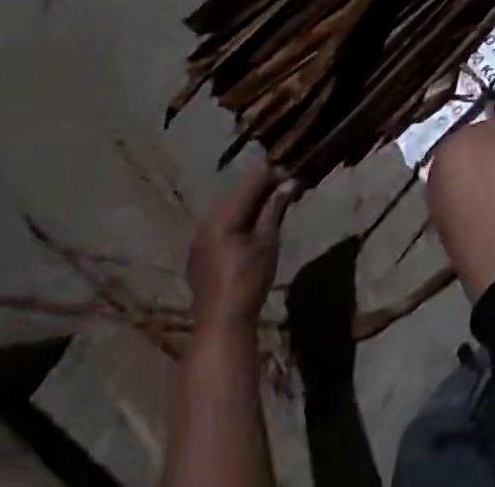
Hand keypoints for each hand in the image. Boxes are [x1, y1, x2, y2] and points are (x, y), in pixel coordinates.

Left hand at [186, 164, 299, 329]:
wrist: (222, 321)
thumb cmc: (249, 279)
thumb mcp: (268, 241)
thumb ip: (275, 208)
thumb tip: (290, 182)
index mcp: (222, 218)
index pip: (251, 181)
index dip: (274, 173)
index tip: (295, 174)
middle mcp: (206, 222)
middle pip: (238, 191)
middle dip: (264, 185)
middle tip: (289, 187)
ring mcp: (199, 237)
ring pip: (230, 206)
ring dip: (253, 200)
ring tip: (275, 203)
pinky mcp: (200, 250)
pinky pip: (222, 222)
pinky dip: (241, 215)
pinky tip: (254, 224)